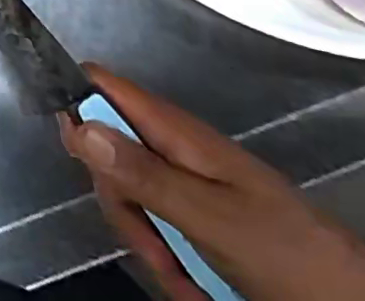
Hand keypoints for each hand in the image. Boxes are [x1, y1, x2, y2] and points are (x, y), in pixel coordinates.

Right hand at [60, 65, 364, 300]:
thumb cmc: (289, 253)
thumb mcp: (210, 217)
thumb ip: (142, 172)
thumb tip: (77, 125)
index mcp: (174, 129)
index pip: (101, 84)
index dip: (75, 102)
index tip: (75, 152)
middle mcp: (173, 147)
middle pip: (106, 148)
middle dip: (117, 198)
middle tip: (148, 239)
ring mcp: (185, 181)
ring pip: (127, 191)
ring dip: (143, 237)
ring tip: (180, 276)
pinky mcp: (197, 215)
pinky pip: (154, 222)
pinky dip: (164, 256)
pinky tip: (190, 282)